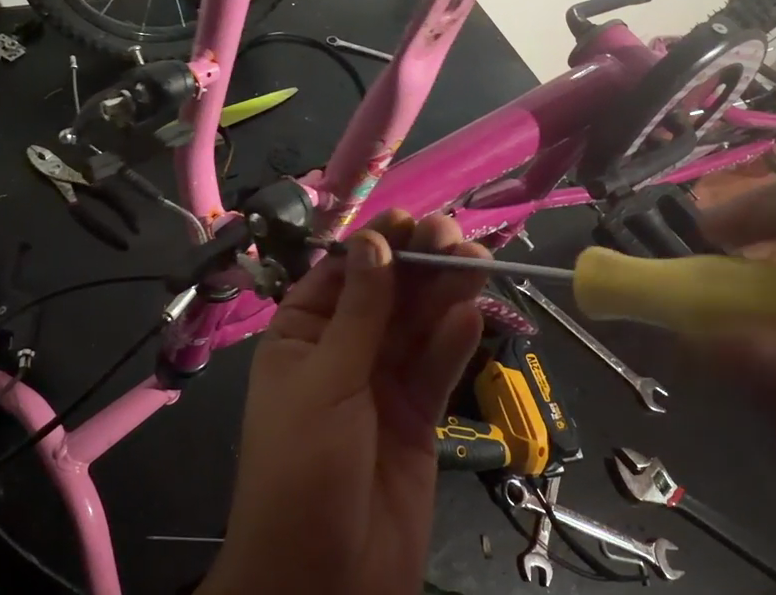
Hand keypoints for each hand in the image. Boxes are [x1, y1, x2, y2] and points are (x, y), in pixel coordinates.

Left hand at [198, 212, 488, 594]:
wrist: (322, 578)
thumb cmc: (301, 468)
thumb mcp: (323, 381)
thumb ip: (359, 313)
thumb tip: (374, 241)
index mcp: (301, 336)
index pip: (342, 275)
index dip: (375, 244)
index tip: (410, 217)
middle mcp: (342, 352)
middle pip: (386, 296)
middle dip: (418, 264)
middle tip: (455, 234)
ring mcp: (381, 385)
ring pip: (416, 328)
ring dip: (443, 294)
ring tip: (474, 260)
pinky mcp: (417, 418)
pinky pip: (435, 369)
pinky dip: (452, 342)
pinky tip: (471, 313)